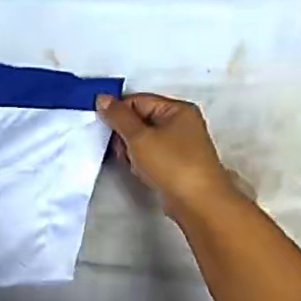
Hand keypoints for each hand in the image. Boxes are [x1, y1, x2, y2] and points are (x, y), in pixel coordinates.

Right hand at [96, 92, 238, 216]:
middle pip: (139, 119)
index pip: (137, 100)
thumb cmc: (172, 164)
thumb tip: (102, 98)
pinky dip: (141, 160)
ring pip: (142, 138)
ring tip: (134, 163)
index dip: (119, 113)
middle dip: (125, 134)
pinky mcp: (175, 161)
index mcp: (177, 109)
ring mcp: (179, 143)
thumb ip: (118, 116)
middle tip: (123, 149)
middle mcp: (181, 122)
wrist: (197, 202)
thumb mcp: (139, 137)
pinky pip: (150, 153)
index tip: (107, 129)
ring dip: (131, 149)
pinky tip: (141, 170)